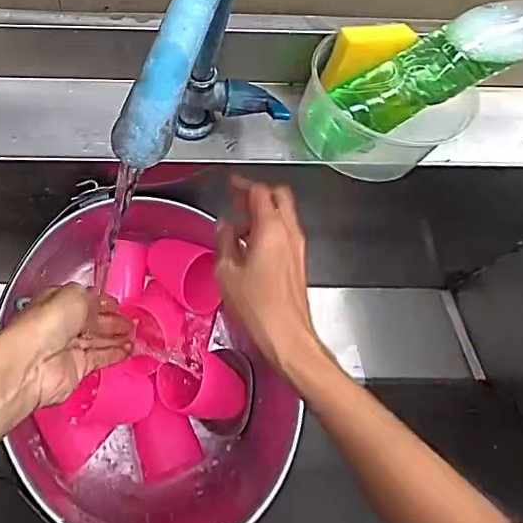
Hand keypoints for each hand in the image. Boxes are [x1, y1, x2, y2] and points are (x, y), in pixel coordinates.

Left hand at [0, 285, 133, 407]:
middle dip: (114, 321)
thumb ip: (92, 299)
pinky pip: (100, 358)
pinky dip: (116, 354)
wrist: (31, 363)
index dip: (102, 302)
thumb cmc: (43, 325)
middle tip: (133, 321)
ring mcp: (68, 347)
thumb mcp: (75, 296)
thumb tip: (101, 303)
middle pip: (93, 321)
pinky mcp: (76, 369)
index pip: (84, 300)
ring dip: (118, 337)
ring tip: (137, 335)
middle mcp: (61, 324)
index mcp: (57, 301)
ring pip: (99, 340)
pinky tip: (128, 350)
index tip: (119, 304)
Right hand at [216, 176, 324, 377]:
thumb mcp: (227, 271)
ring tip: (238, 226)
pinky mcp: (298, 262)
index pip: (260, 192)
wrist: (289, 337)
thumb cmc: (256, 305)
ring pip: (283, 215)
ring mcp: (297, 248)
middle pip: (279, 197)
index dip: (243, 185)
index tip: (230, 185)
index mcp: (271, 229)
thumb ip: (225, 241)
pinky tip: (249, 245)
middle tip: (237, 200)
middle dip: (257, 194)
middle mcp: (289, 233)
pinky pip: (284, 232)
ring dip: (262, 213)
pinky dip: (268, 228)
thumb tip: (224, 226)